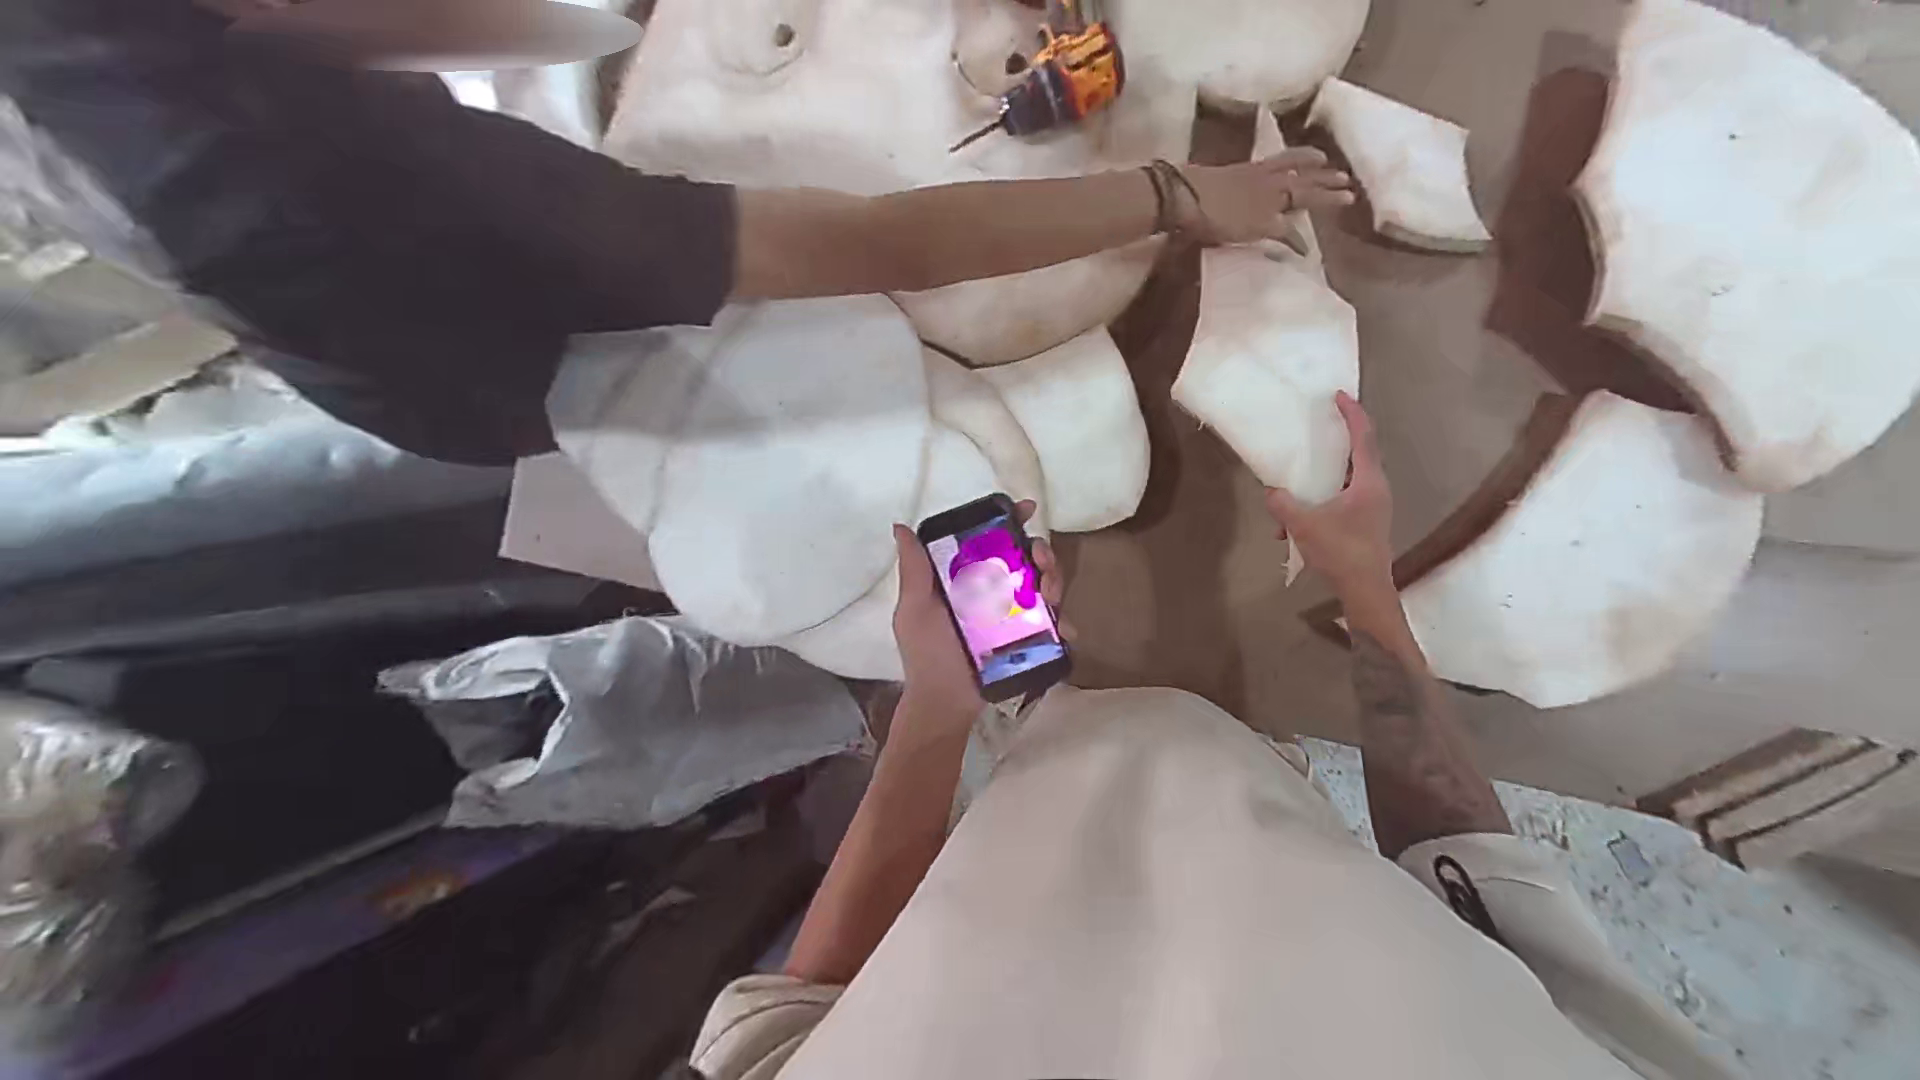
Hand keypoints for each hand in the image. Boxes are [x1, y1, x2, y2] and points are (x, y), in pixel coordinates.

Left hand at [890, 501, 1065, 720]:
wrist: (945, 703)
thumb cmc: (926, 653)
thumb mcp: (915, 609)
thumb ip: (914, 570)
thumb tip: (900, 526)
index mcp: (967, 580)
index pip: (992, 542)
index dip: (1011, 523)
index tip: (1026, 511)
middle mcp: (993, 593)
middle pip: (1027, 560)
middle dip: (1041, 554)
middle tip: (1041, 562)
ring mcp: (1013, 617)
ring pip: (1045, 586)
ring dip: (1055, 581)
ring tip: (1051, 594)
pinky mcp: (1029, 641)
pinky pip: (1054, 624)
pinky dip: (1065, 622)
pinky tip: (1064, 627)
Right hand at [1178, 150, 1354, 244]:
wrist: (1189, 197)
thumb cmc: (1189, 190)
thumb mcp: (1208, 183)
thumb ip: (1215, 189)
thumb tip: (1200, 196)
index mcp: (1251, 169)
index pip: (1285, 160)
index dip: (1304, 158)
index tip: (1320, 158)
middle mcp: (1266, 181)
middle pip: (1303, 174)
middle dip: (1324, 175)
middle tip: (1343, 176)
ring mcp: (1269, 201)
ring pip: (1306, 195)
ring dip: (1328, 197)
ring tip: (1347, 197)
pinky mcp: (1266, 223)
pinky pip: (1288, 233)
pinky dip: (1297, 243)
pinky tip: (1306, 252)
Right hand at [1266, 392, 1394, 600]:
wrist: (1365, 590)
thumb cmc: (1341, 551)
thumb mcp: (1303, 524)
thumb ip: (1282, 504)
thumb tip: (1271, 491)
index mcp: (1368, 482)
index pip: (1363, 437)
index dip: (1352, 413)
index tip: (1338, 396)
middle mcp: (1376, 489)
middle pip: (1356, 455)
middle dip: (1333, 444)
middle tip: (1317, 430)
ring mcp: (1372, 506)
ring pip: (1343, 482)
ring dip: (1317, 485)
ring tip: (1290, 498)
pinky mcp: (1365, 522)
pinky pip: (1339, 500)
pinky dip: (1317, 505)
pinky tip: (1292, 528)